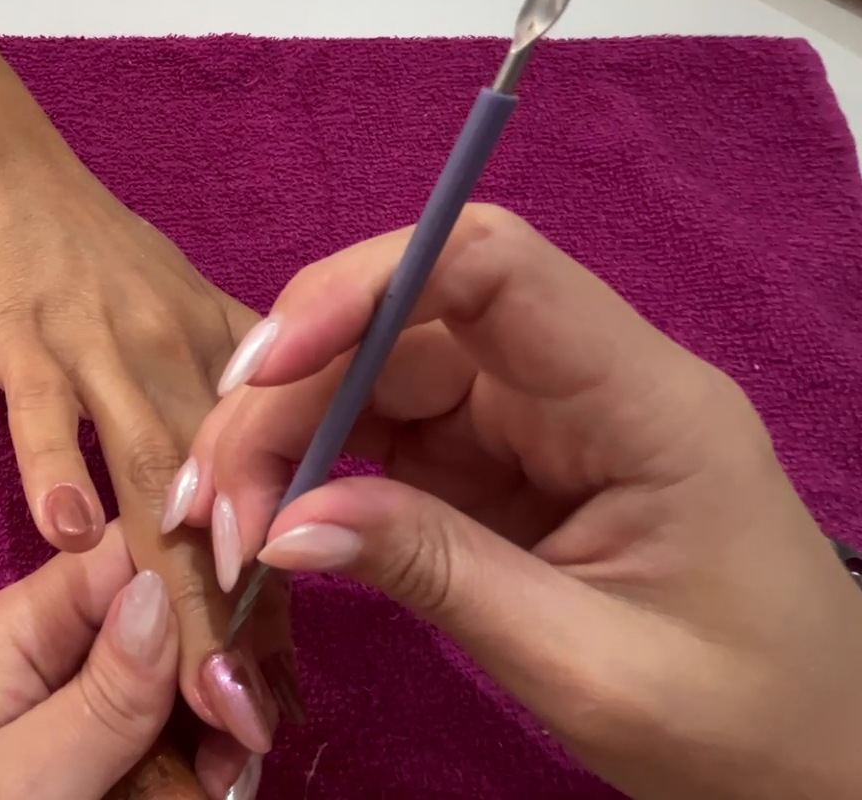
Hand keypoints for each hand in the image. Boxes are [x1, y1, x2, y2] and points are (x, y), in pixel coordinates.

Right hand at [0, 154, 296, 746]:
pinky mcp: (31, 336)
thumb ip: (215, 396)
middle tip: (250, 725)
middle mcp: (180, 349)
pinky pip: (47, 407)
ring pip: (149, 463)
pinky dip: (56, 465)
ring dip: (167, 572)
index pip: (274, 475)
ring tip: (185, 681)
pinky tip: (65, 534)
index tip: (283, 684)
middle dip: (236, 611)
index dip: (282, 581)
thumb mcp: (181, 307)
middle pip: (221, 488)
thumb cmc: (93, 254)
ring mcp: (103, 341)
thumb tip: (244, 501)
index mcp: (228, 348)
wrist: (12, 179)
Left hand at [0, 523, 261, 799]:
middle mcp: (53, 639)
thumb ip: (103, 694)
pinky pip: (159, 725)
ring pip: (173, 675)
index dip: (191, 591)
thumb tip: (161, 586)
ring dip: (213, 721)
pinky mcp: (90, 737)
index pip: (122, 555)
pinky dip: (195, 753)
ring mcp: (74, 690)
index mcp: (25, 620)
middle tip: (243, 739)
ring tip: (223, 780)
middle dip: (210, 668)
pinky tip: (211, 784)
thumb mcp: (25, 773)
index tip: (236, 667)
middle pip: (160, 616)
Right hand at [191, 205, 861, 799]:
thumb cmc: (752, 724)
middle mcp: (548, 375)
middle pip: (377, 331)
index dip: (359, 286)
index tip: (262, 368)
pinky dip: (282, 463)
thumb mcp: (596, 668)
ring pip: (342, 374)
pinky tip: (248, 510)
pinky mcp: (450, 445)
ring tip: (216, 521)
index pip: (483, 265)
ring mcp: (493, 407)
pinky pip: (343, 424)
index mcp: (631, 395)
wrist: (812, 771)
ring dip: (263, 437)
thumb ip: (435, 574)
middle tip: (212, 504)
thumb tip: (279, 524)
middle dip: (275, 405)